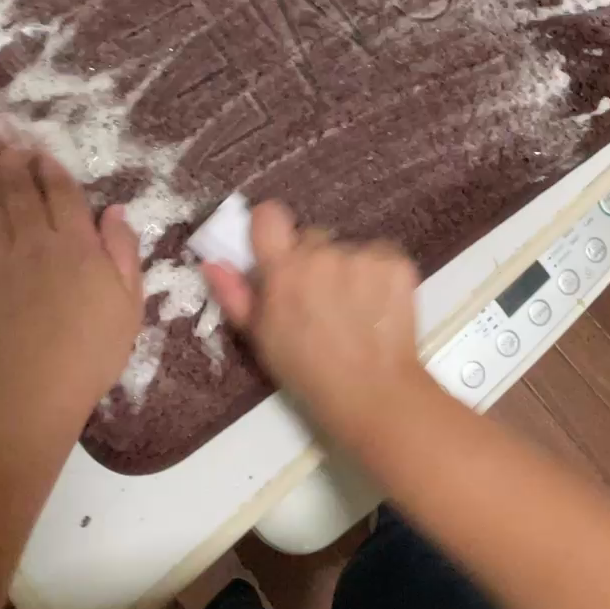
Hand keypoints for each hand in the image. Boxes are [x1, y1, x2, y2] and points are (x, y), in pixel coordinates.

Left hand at [0, 120, 143, 431]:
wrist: (34, 392)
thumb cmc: (92, 350)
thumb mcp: (129, 303)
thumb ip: (122, 252)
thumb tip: (115, 211)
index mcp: (78, 247)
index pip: (64, 195)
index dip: (52, 167)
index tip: (40, 143)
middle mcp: (37, 243)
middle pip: (23, 190)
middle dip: (12, 155)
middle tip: (1, 124)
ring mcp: (1, 260)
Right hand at [202, 202, 426, 437]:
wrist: (373, 393)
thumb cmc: (308, 371)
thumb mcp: (261, 338)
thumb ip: (235, 295)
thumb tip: (212, 261)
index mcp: (283, 270)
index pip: (269, 215)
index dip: (271, 228)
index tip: (277, 248)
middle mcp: (323, 254)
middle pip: (313, 237)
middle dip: (313, 259)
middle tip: (320, 297)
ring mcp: (364, 256)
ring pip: (348, 248)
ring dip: (347, 267)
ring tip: (352, 307)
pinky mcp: (397, 262)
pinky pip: (380, 254)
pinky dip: (378, 273)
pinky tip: (377, 304)